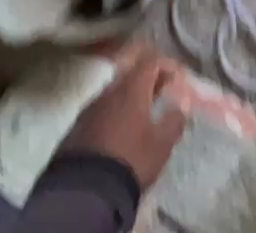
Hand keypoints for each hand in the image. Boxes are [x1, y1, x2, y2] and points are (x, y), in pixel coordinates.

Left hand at [58, 43, 190, 188]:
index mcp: (131, 90)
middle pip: (130, 71)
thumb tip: (180, 105)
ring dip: (130, 94)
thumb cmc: (130, 161)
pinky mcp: (75, 128)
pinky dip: (115, 110)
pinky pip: (101, 108)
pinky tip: (120, 127)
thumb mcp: (162, 144)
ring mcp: (89, 109)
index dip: (167, 65)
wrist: (83, 194)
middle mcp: (108, 92)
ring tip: (143, 109)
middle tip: (162, 88)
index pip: (151, 61)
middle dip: (148, 76)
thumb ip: (174, 120)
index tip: (178, 77)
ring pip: (114, 90)